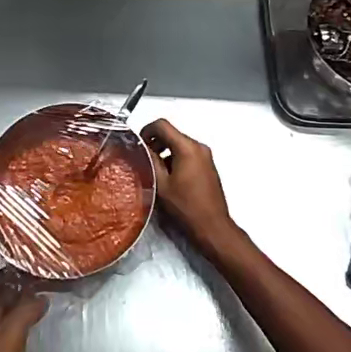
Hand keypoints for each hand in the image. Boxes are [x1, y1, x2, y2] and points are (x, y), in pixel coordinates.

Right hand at [142, 118, 239, 250]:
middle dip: (155, 142)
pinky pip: (188, 153)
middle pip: (171, 133)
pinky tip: (169, 176)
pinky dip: (175, 158)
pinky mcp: (208, 166)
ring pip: (179, 143)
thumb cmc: (185, 206)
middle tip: (144, 157)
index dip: (146, 130)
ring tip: (154, 169)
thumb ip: (150, 160)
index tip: (138, 144)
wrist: (212, 226)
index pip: (162, 125)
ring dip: (164, 151)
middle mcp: (199, 147)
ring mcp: (206, 156)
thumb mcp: (160, 183)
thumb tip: (142, 147)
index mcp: (187, 148)